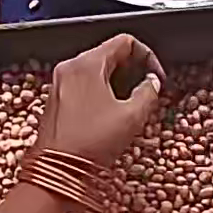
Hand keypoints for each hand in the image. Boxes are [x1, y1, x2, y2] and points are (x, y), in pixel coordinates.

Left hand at [35, 34, 166, 165]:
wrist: (57, 170)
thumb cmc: (91, 142)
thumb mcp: (131, 117)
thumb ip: (148, 93)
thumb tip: (153, 82)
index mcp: (87, 64)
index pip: (125, 42)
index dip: (148, 56)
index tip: (156, 78)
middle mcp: (69, 68)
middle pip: (109, 55)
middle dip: (132, 71)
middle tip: (145, 93)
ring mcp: (59, 84)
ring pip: (96, 72)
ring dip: (117, 84)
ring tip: (129, 107)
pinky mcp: (56, 101)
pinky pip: (83, 87)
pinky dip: (100, 94)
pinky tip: (109, 116)